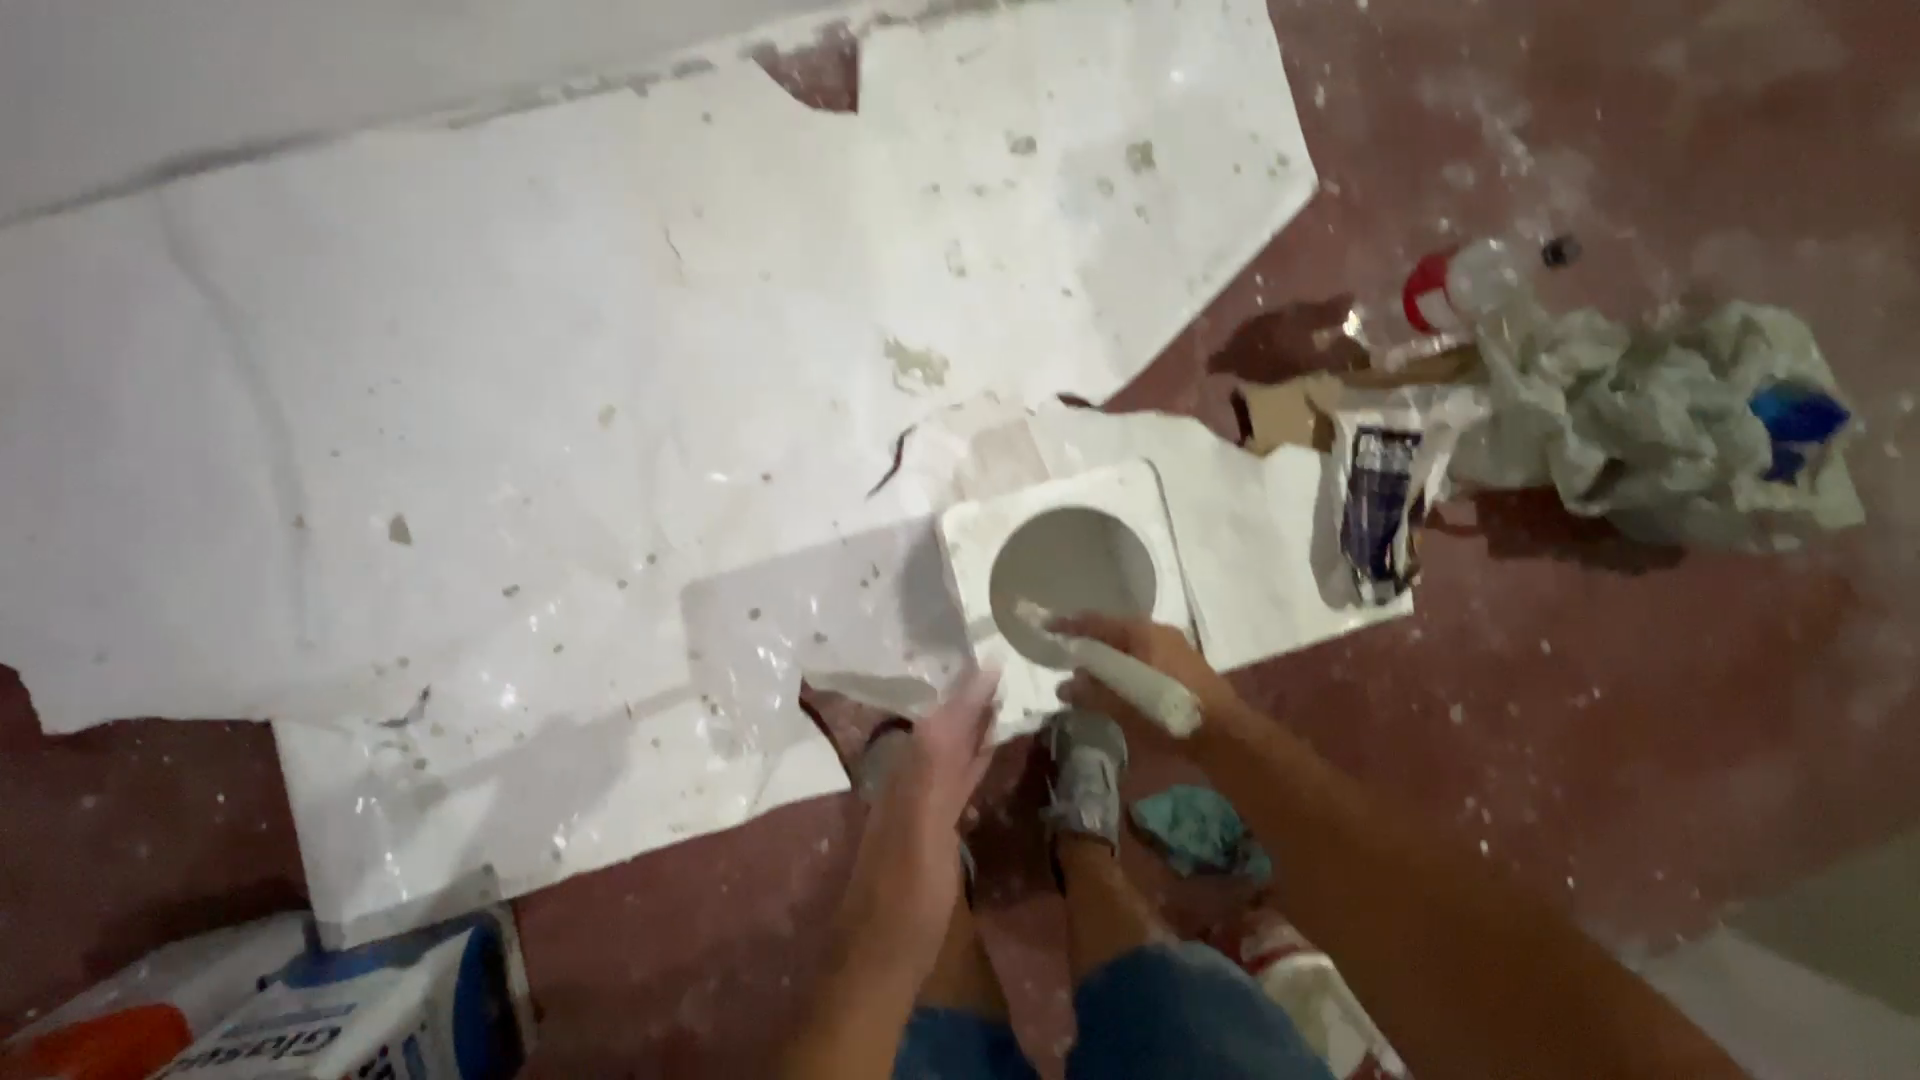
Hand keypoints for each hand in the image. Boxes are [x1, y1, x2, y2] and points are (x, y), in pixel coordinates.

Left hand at [830, 668, 998, 987]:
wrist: (878, 962)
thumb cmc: (904, 901)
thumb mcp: (919, 834)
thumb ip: (931, 775)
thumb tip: (942, 714)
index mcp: (906, 782)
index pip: (938, 724)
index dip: (963, 694)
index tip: (991, 661)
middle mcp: (909, 789)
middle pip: (941, 736)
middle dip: (967, 704)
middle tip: (1000, 673)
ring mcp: (919, 813)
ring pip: (948, 758)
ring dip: (971, 730)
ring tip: (999, 704)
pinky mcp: (931, 838)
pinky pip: (954, 785)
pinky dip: (970, 764)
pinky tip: (983, 758)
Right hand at [1048, 612, 1244, 750]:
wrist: (1225, 734)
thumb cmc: (1169, 713)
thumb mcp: (1123, 707)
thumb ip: (1091, 693)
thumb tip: (1064, 686)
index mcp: (1142, 633)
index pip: (1096, 621)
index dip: (1069, 624)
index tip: (1047, 625)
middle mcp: (1159, 632)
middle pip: (1115, 631)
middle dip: (1090, 642)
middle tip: (1066, 654)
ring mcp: (1175, 648)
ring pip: (1132, 646)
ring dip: (1109, 658)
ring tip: (1089, 675)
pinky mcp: (1185, 666)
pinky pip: (1145, 657)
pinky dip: (1126, 666)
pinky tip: (1119, 685)